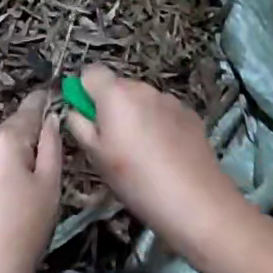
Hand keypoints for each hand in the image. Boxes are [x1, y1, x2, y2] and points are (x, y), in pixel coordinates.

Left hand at [0, 92, 62, 272]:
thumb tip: (49, 119)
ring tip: (21, 200)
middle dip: (26, 144)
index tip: (55, 98)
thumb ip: (51, 148)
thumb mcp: (48, 192)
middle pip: (9, 132)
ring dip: (6, 162)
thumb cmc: (19, 238)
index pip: (29, 108)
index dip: (44, 104)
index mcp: (1, 137)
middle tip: (44, 177)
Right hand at [64, 64, 248, 252]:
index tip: (88, 117)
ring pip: (141, 100)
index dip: (85, 91)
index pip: (90, 72)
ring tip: (142, 151)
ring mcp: (169, 99)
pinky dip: (158, 124)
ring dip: (136, 115)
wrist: (196, 200)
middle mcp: (142, 88)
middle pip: (117, 86)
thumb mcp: (95, 156)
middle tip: (114, 141)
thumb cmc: (135, 178)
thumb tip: (76, 111)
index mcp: (114, 94)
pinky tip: (166, 153)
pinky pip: (163, 111)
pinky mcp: (190, 114)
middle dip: (111, 106)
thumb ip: (79, 125)